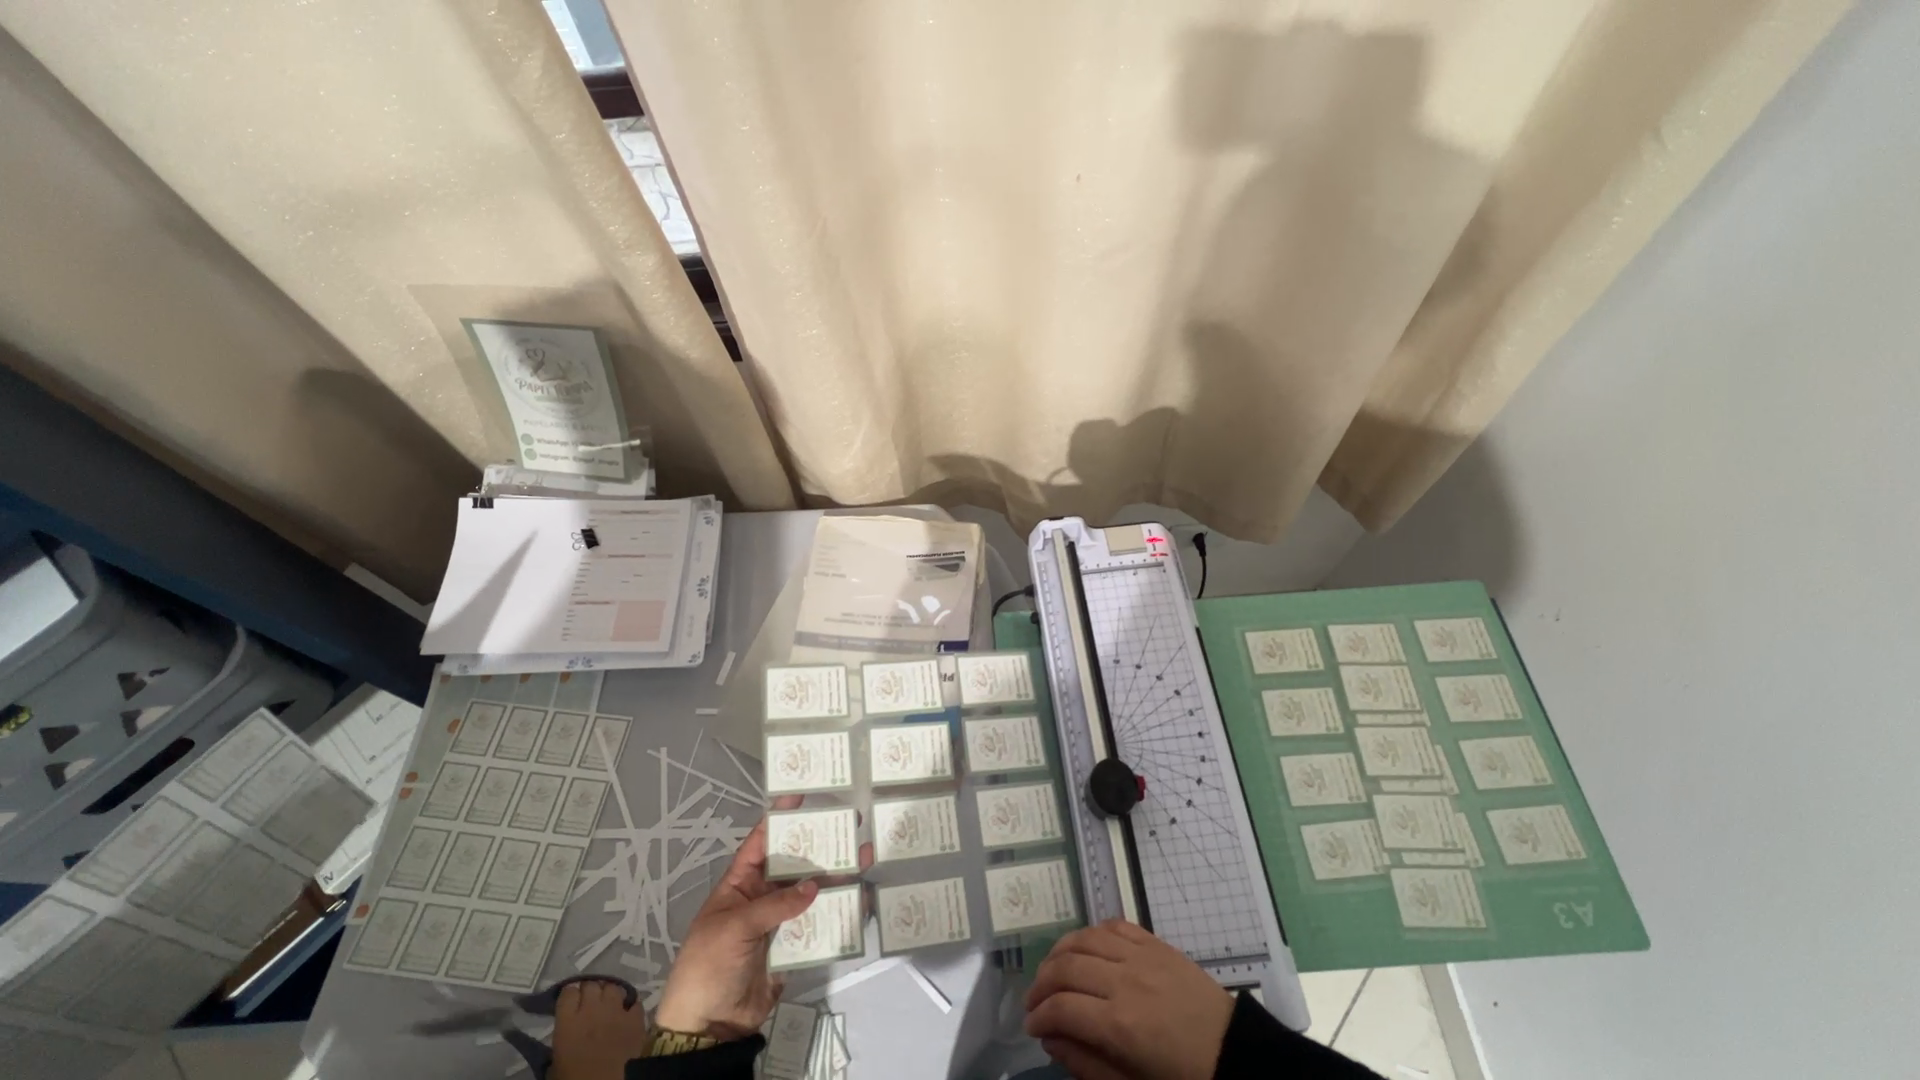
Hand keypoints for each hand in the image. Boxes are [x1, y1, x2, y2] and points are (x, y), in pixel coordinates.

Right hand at [551, 980, 648, 1079]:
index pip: (568, 992)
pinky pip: (634, 1003)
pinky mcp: (635, 1019)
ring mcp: (616, 1012)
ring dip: (609, 993)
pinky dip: (630, 1007)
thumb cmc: (573, 1079)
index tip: (571, 1001)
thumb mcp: (556, 1060)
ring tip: (608, 1004)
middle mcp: (592, 1009)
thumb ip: (562, 1036)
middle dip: (589, 990)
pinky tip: (627, 1014)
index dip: (569, 995)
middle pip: (591, 985)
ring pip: (613, 987)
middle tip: (589, 1002)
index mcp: (568, 1022)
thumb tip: (567, 1029)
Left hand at [652, 795, 869, 1038]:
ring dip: (837, 877)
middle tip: (849, 824)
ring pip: (812, 891)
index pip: (760, 843)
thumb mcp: (735, 927)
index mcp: (739, 885)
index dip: (779, 819)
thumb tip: (815, 886)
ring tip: (864, 858)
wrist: (710, 1024)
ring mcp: (779, 921)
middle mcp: (762, 897)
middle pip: (795, 864)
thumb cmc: (710, 965)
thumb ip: (776, 905)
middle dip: (820, 845)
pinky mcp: (794, 945)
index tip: (801, 796)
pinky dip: (840, 912)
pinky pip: (819, 922)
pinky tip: (862, 900)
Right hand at [1023, 919, 1234, 1079]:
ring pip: (1085, 938)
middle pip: (1066, 967)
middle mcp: (1126, 982)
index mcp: (1121, 1024)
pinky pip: (1114, 925)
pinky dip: (1091, 933)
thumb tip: (1051, 1039)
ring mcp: (1142, 957)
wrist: (1233, 1052)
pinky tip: (1084, 949)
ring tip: (1052, 970)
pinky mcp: (1156, 944)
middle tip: (1035, 1001)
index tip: (1032, 1026)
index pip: (1061, 1007)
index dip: (1039, 1016)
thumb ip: (1086, 1064)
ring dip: (1059, 952)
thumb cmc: (1181, 1076)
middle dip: (1041, 983)